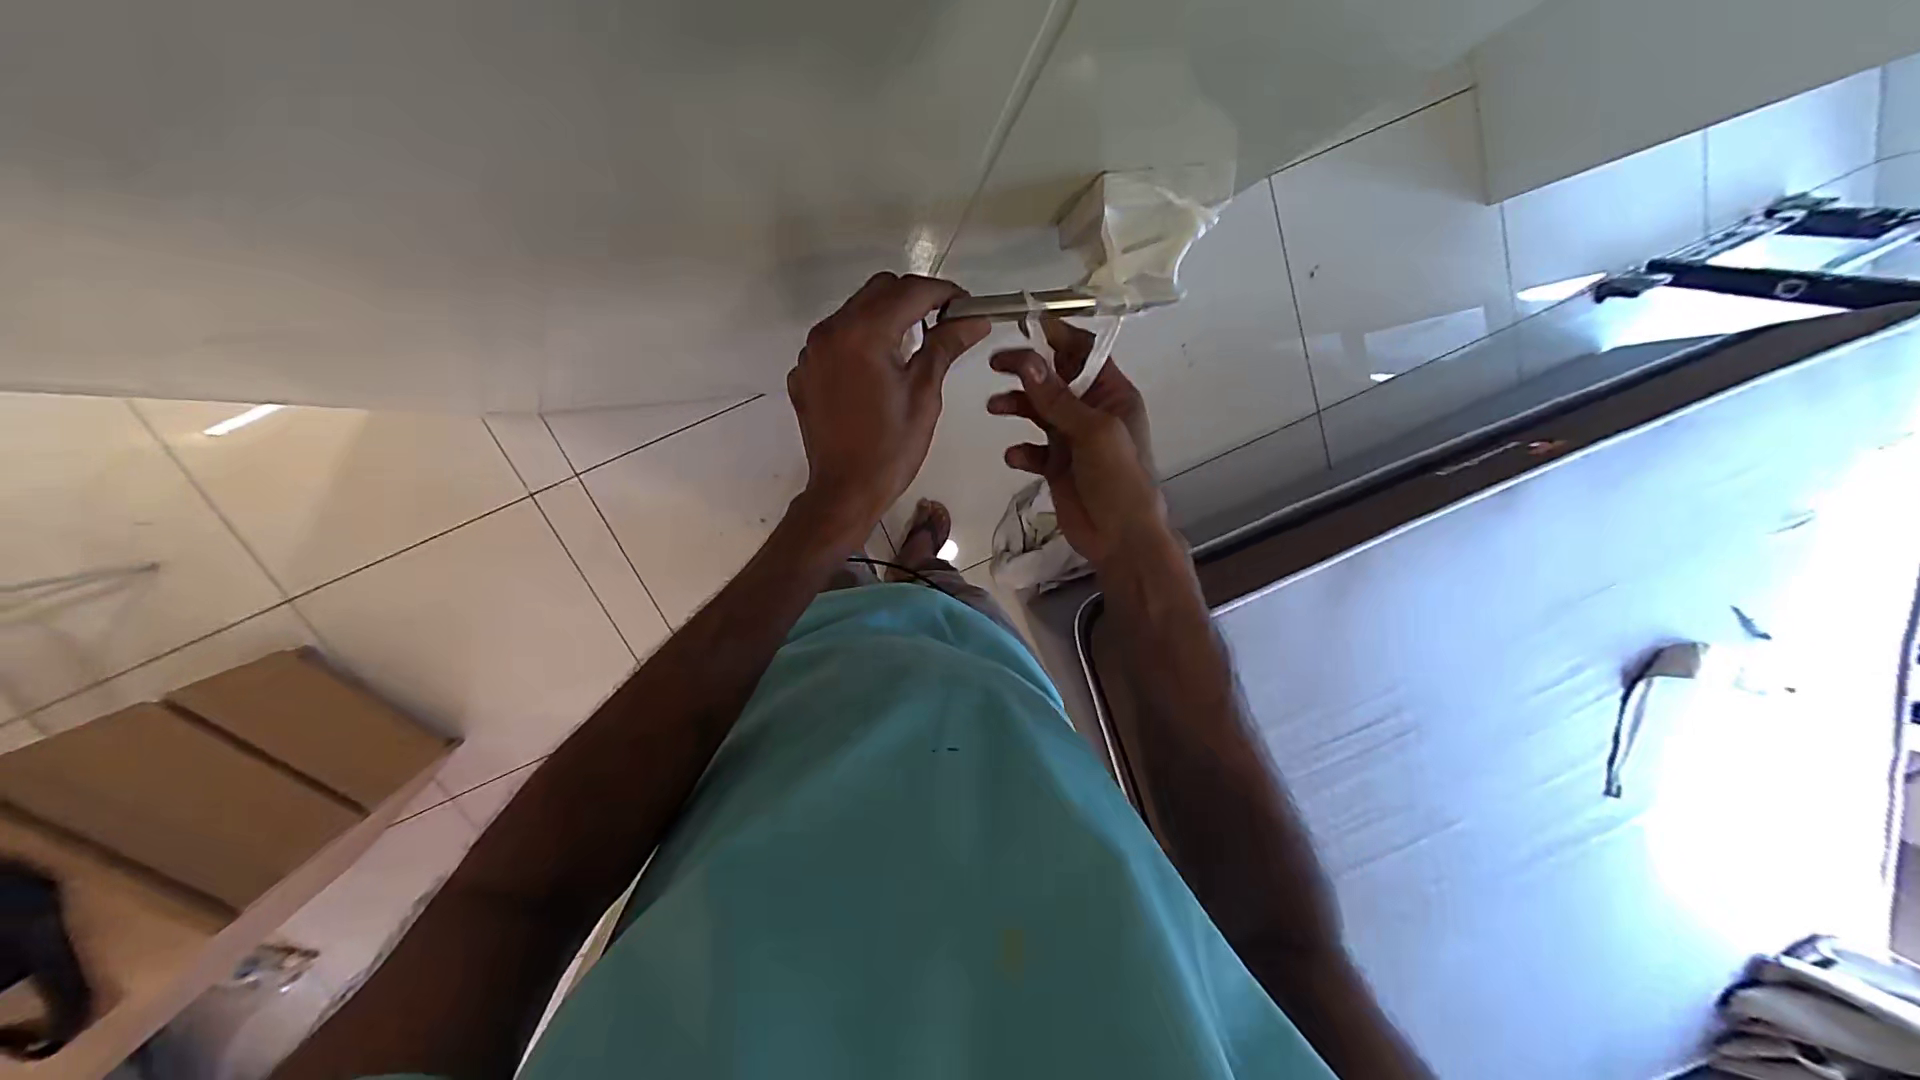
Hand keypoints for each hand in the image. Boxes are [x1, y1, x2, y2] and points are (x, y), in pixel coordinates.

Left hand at [788, 273, 988, 537]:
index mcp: (863, 334)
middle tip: (943, 325)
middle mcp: (830, 331)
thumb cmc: (891, 449)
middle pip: (879, 290)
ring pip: (855, 311)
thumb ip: (945, 346)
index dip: (945, 293)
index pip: (910, 291)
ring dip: (886, 317)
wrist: (844, 490)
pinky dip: (860, 342)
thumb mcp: (924, 394)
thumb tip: (974, 319)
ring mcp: (811, 351)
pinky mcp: (804, 371)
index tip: (966, 307)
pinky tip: (877, 372)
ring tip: (913, 348)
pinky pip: (836, 339)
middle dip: (915, 299)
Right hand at [987, 319, 1167, 567]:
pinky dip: (1021, 449)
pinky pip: (1032, 449)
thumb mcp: (1093, 431)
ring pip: (1038, 410)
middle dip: (1027, 370)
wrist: (1120, 536)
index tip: (1025, 325)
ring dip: (1017, 405)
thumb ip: (1057, 398)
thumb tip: (1027, 361)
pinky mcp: (1055, 465)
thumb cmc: (1119, 478)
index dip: (1057, 337)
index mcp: (1111, 394)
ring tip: (995, 406)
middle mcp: (1090, 411)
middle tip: (997, 364)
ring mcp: (1071, 439)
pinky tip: (1016, 456)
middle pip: (1053, 379)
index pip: (1084, 353)